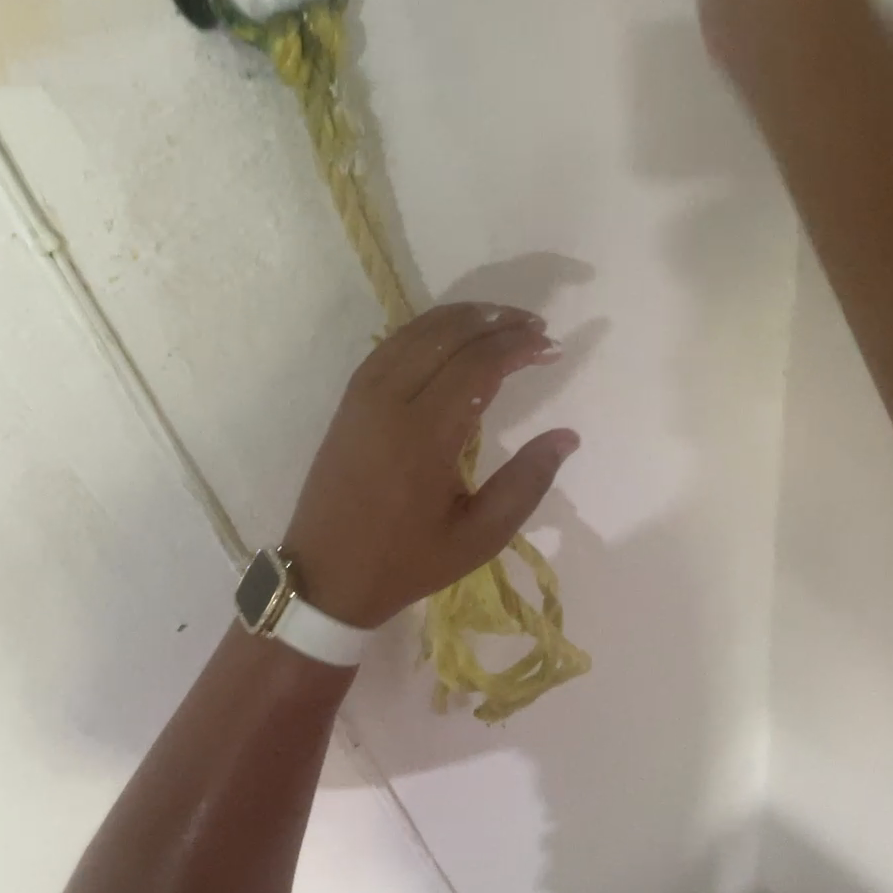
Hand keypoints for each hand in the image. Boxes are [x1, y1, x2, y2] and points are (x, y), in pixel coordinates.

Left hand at [282, 304, 580, 628]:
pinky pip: (391, 346)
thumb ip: (526, 483)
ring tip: (501, 320)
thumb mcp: (477, 538)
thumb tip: (567, 436)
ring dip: (461, 318)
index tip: (550, 345)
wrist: (325, 574)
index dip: (517, 346)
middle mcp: (388, 402)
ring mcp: (362, 396)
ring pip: (415, 332)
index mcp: (423, 435)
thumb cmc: (404, 561)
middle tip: (534, 325)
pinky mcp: (349, 400)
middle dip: (495, 321)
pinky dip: (426, 329)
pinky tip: (450, 335)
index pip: (477, 365)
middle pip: (447, 336)